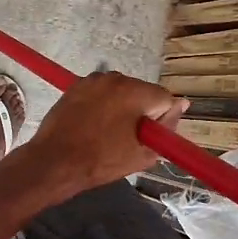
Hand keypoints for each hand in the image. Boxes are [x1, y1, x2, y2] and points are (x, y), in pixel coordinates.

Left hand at [21, 72, 186, 194]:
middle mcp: (115, 77)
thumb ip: (166, 128)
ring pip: (120, 92)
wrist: (55, 161)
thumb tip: (182, 105)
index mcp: (135, 91)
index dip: (161, 120)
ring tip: (108, 133)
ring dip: (121, 108)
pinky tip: (93, 126)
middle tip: (129, 138)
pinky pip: (101, 93)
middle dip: (141, 111)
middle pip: (142, 92)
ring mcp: (92, 80)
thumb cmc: (102, 160)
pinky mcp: (75, 86)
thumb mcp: (143, 152)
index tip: (149, 138)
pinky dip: (102, 106)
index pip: (165, 98)